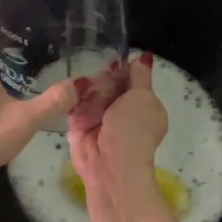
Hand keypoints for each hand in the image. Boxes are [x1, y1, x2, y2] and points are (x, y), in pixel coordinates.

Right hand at [66, 54, 168, 212]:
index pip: (131, 78)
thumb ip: (139, 76)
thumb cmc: (132, 129)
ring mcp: (100, 119)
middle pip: (107, 83)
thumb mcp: (142, 97)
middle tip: (101, 89)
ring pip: (90, 92)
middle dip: (102, 82)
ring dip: (88, 94)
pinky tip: (75, 103)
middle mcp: (123, 111)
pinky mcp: (80, 127)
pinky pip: (75, 106)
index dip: (121, 69)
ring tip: (89, 102)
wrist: (111, 164)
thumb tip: (146, 57)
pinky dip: (74, 103)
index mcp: (144, 105)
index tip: (112, 65)